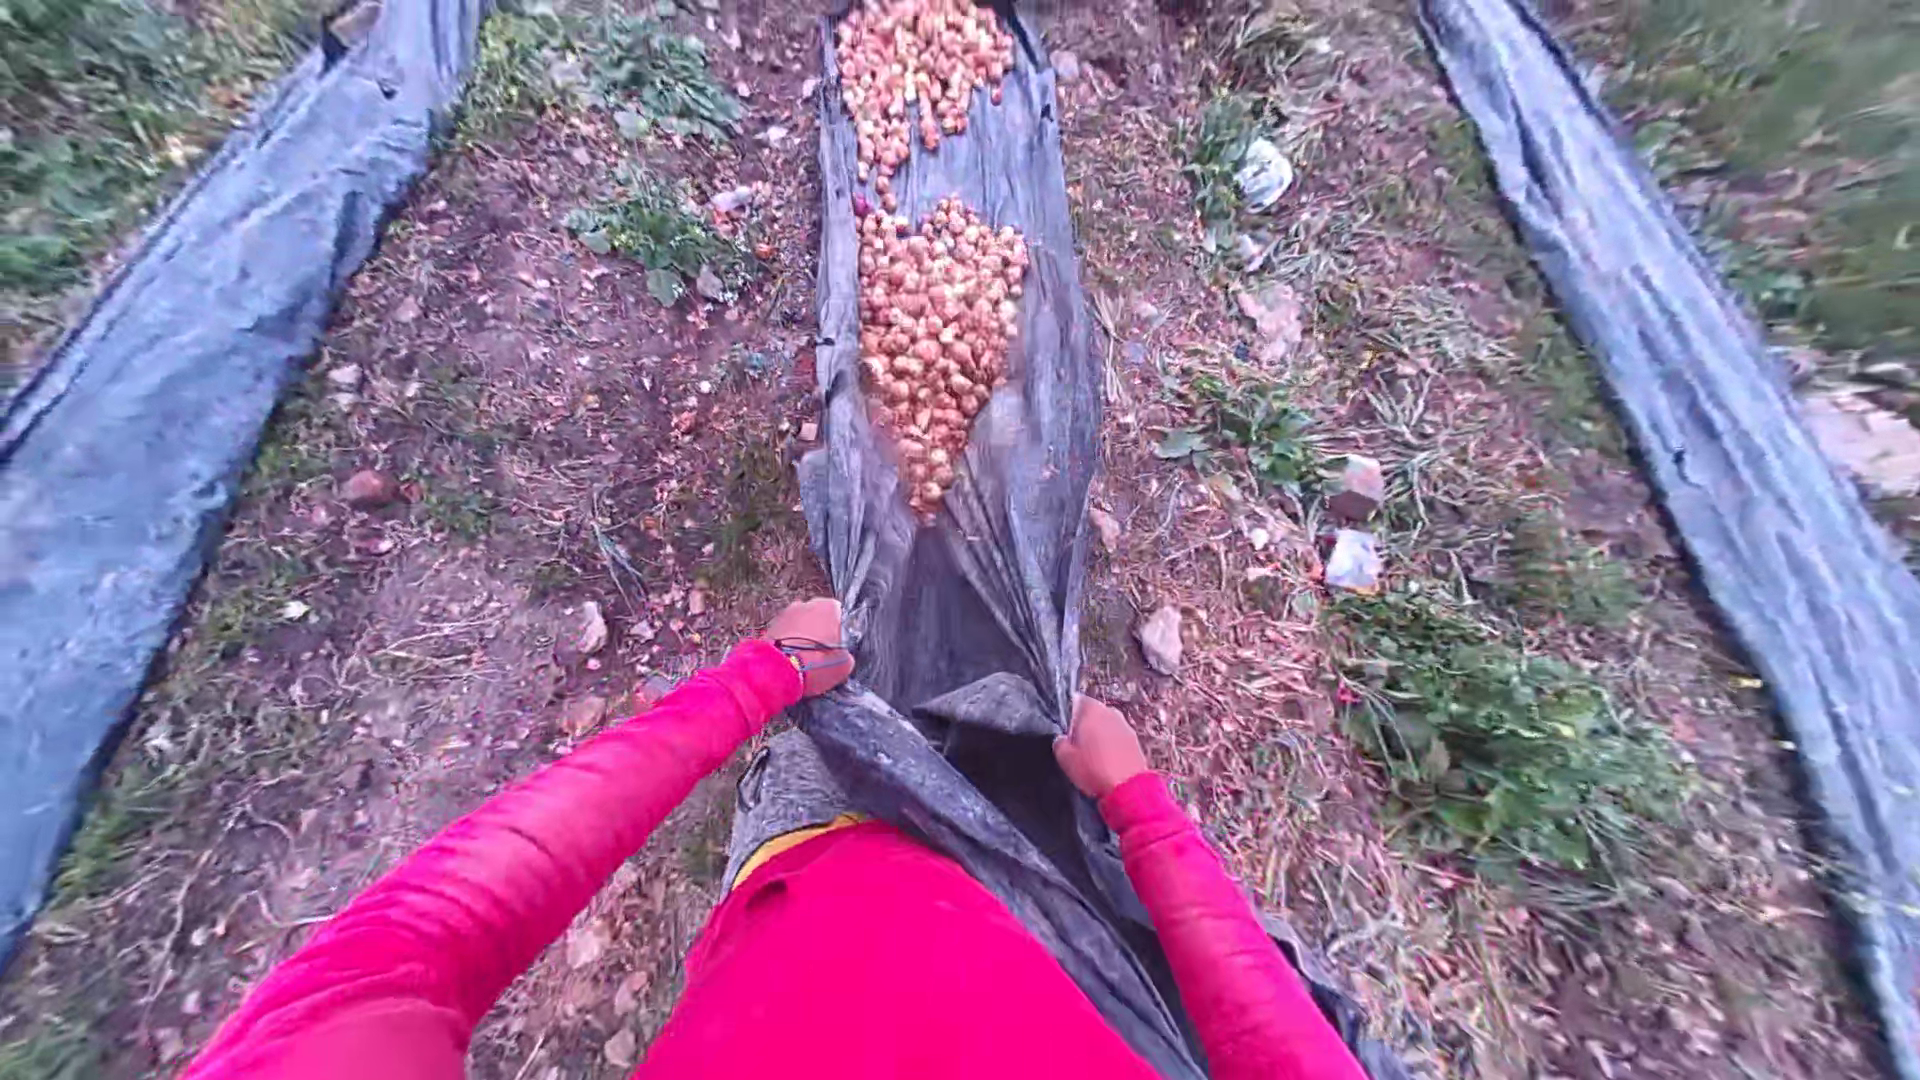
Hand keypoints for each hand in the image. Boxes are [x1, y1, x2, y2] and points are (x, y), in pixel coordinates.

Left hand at [764, 597, 853, 697]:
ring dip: (801, 635)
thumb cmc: (816, 663)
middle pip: (816, 615)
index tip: (837, 644)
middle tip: (820, 651)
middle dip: (818, 630)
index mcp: (828, 607)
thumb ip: (845, 653)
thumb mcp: (844, 664)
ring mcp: (785, 613)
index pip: (838, 613)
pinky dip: (786, 642)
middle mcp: (806, 603)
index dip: (838, 630)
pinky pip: (783, 633)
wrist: (779, 672)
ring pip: (798, 623)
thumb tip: (842, 655)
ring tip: (803, 656)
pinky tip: (789, 658)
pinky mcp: (769, 626)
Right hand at [1054, 694, 1149, 799]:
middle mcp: (1110, 711)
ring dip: (1099, 736)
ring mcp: (1126, 726)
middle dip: (1084, 725)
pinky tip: (1106, 762)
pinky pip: (1118, 739)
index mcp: (1091, 708)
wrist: (1129, 790)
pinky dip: (1112, 747)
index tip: (1064, 730)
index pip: (1075, 701)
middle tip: (1076, 745)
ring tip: (1092, 756)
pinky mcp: (1136, 742)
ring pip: (1106, 726)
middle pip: (1092, 713)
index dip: (1068, 715)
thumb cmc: (1093, 769)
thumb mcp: (1064, 757)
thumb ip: (1059, 742)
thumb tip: (1062, 739)